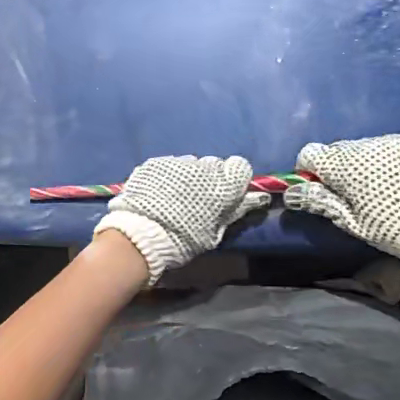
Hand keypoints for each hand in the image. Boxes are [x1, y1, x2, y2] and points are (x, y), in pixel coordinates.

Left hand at [95, 156, 271, 284]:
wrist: (142, 232)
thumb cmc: (184, 238)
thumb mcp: (215, 231)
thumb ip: (235, 211)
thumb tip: (257, 198)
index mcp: (224, 183)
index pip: (240, 167)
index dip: (233, 180)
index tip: (225, 193)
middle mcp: (203, 166)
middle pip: (213, 164)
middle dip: (209, 178)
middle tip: (197, 198)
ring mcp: (177, 162)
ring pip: (189, 164)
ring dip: (187, 176)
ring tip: (173, 195)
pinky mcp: (155, 162)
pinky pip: (167, 165)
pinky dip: (166, 175)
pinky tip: (157, 192)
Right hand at [282, 135, 399, 277]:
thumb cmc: (398, 229)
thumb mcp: (354, 222)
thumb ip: (321, 201)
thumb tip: (293, 192)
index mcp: (344, 164)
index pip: (309, 155)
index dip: (311, 174)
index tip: (322, 192)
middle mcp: (366, 146)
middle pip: (337, 151)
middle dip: (338, 170)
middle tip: (354, 197)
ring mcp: (395, 143)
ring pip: (365, 150)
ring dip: (364, 166)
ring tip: (383, 192)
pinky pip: (391, 150)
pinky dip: (388, 164)